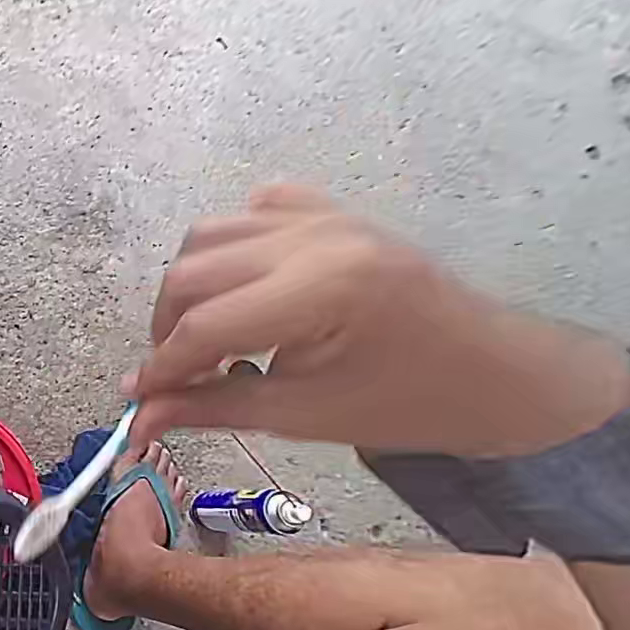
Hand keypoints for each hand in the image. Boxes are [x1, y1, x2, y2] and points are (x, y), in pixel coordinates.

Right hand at [124, 184, 629, 456]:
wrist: (492, 374)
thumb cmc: (402, 405)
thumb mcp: (298, 417)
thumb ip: (209, 409)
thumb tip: (137, 418)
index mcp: (320, 291)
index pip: (203, 327)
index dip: (160, 368)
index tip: (137, 400)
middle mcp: (316, 236)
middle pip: (191, 272)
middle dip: (167, 330)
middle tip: (177, 375)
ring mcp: (324, 215)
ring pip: (208, 235)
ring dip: (188, 289)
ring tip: (206, 337)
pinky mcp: (331, 211)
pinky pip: (253, 211)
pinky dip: (229, 246)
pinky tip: (241, 285)